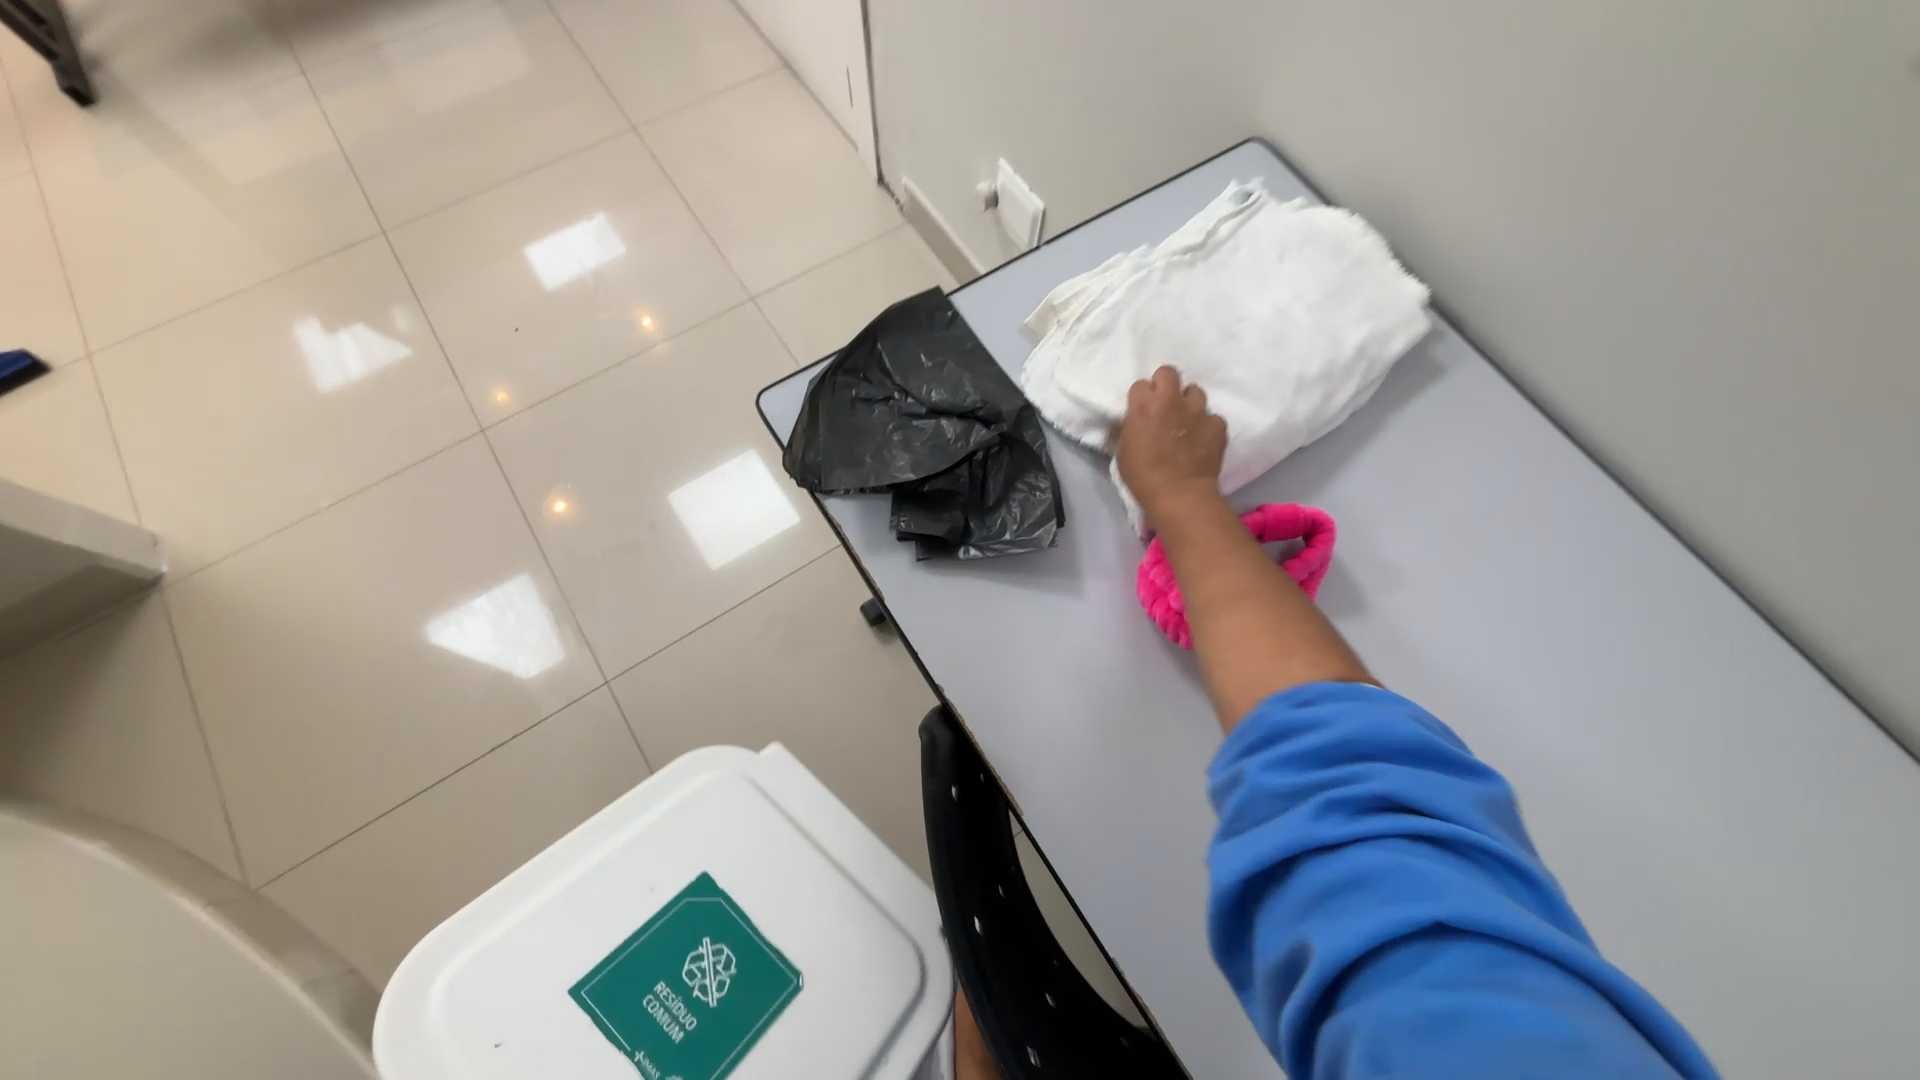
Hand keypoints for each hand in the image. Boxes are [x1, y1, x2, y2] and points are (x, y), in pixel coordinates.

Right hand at [1116, 365, 1227, 522]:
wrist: (1179, 494)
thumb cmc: (1143, 476)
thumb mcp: (1124, 450)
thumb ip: (1132, 427)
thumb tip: (1136, 421)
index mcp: (1143, 406)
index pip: (1141, 385)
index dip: (1142, 397)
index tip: (1142, 410)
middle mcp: (1171, 401)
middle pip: (1169, 372)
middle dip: (1165, 384)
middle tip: (1164, 404)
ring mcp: (1198, 411)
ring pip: (1195, 392)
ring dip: (1189, 403)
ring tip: (1187, 421)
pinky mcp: (1217, 425)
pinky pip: (1213, 417)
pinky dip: (1208, 426)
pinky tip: (1203, 440)